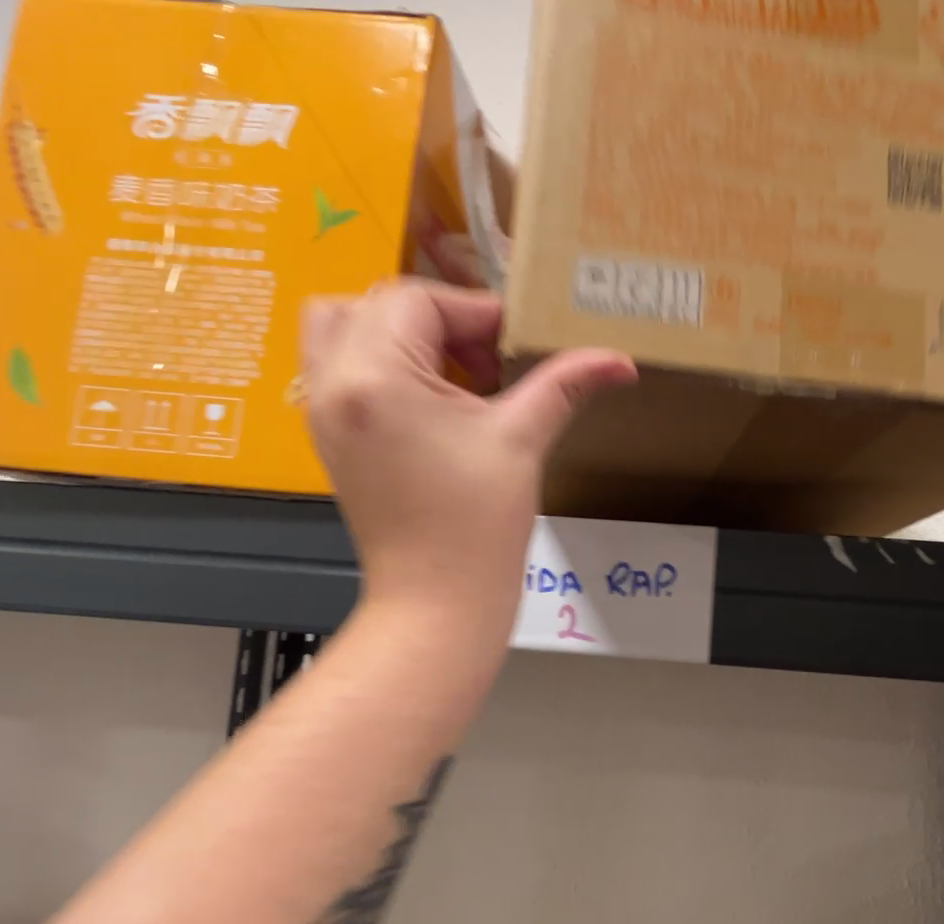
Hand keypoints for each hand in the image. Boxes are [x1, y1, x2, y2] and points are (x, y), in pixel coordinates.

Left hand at [301, 281, 635, 636]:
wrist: (435, 602)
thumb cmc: (477, 526)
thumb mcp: (522, 441)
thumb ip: (565, 384)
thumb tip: (620, 360)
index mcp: (376, 376)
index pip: (417, 300)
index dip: (474, 314)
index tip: (515, 346)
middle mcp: (333, 383)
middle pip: (374, 304)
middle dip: (435, 319)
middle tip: (483, 358)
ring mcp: (323, 412)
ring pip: (340, 327)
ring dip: (395, 332)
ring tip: (449, 372)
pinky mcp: (329, 437)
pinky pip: (336, 367)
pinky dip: (378, 362)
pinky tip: (429, 402)